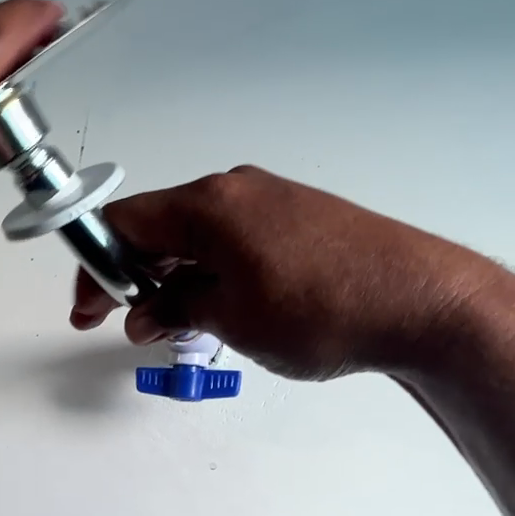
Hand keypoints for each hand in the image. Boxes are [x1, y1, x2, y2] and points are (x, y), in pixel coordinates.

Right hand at [69, 166, 497, 379]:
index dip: (95, 267)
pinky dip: (206, 271)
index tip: (89, 309)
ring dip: (170, 278)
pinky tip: (215, 307)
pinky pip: (229, 239)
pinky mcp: (297, 218)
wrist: (425, 302)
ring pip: (193, 235)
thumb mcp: (229, 320)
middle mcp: (234, 190)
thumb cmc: (319, 309)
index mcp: (207, 205)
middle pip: (156, 226)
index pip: (122, 222)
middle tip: (126, 323)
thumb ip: (174, 310)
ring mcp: (269, 201)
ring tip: (173, 325)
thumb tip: (142, 315)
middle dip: (131, 277)